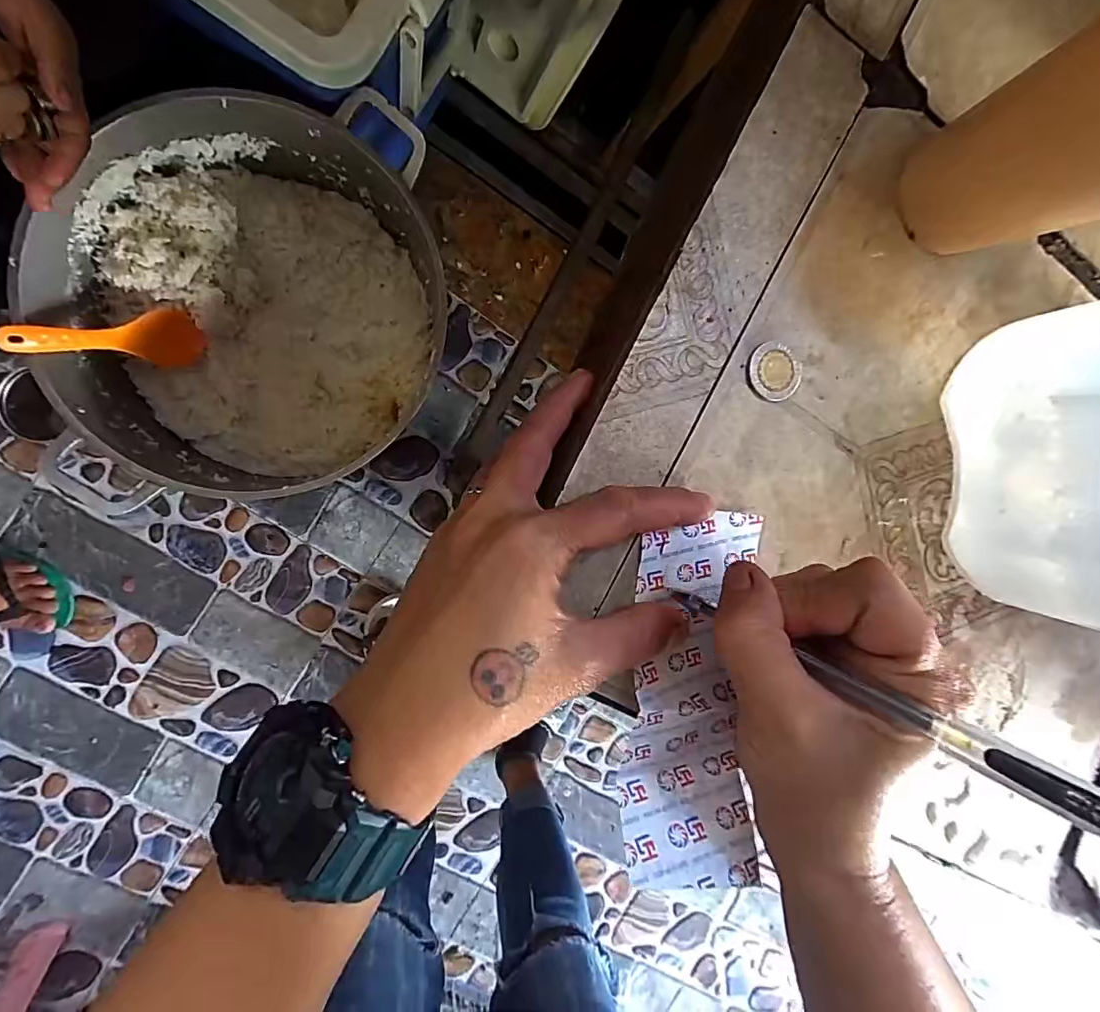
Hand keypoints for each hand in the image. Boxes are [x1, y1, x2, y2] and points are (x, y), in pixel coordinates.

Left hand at [0, 0, 88, 210]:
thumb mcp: (40, 25)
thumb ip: (53, 64)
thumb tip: (64, 104)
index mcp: (65, 88)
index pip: (74, 133)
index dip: (66, 160)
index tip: (51, 180)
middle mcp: (50, 100)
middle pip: (57, 147)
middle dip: (52, 176)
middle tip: (41, 202)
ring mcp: (25, 97)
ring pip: (34, 143)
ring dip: (32, 169)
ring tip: (27, 194)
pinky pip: (8, 128)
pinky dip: (6, 149)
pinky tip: (3, 165)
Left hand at [331, 370, 712, 820]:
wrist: (399, 718)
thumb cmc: (488, 693)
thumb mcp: (573, 665)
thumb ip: (633, 632)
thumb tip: (679, 613)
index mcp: (532, 542)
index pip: (613, 510)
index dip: (662, 505)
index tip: (700, 503)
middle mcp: (492, 520)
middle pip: (530, 448)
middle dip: (558, 410)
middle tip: (583, 380)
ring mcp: (458, 530)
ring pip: (500, 468)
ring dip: (528, 442)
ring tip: (554, 427)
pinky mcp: (441, 549)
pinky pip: (483, 497)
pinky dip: (509, 479)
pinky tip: (521, 501)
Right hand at [714, 559, 965, 878]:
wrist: (815, 846)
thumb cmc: (812, 796)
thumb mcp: (777, 717)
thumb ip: (754, 640)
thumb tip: (739, 572)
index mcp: (918, 667)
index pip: (867, 587)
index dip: (811, 601)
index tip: (775, 643)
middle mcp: (901, 649)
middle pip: (833, 585)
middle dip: (784, 614)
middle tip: (759, 662)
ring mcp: (868, 652)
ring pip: (809, 595)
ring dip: (771, 623)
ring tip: (761, 671)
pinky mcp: (838, 658)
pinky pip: (795, 616)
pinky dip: (767, 633)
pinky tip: (763, 668)